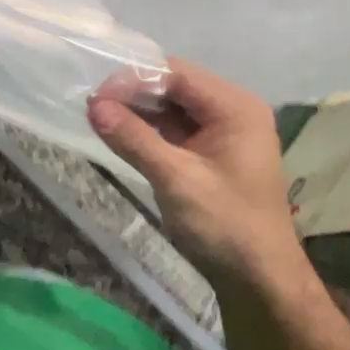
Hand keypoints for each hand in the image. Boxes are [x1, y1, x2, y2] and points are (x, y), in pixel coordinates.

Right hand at [89, 59, 310, 297]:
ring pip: (171, 106)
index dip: (132, 80)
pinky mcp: (210, 153)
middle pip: (174, 85)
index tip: (94, 99)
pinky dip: (147, 129)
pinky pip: (174, 128)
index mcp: (235, 108)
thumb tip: (93, 105)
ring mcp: (222, 133)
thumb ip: (133, 138)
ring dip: (137, 110)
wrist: (258, 276)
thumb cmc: (224, 224)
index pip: (176, 74)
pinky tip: (120, 136)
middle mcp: (232, 111)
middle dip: (132, 93)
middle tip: (91, 109)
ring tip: (98, 120)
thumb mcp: (175, 179)